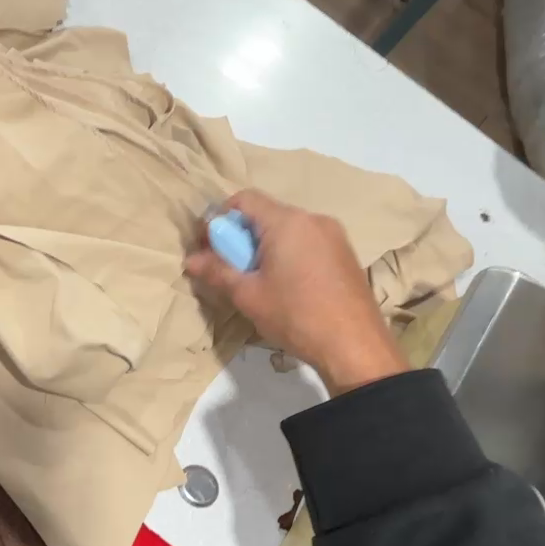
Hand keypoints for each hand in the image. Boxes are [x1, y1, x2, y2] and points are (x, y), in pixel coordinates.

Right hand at [185, 189, 408, 394]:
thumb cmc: (295, 316)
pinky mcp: (344, 253)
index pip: (244, 199)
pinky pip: (305, 242)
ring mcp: (333, 235)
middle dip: (241, 236)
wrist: (354, 346)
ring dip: (263, 247)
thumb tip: (190, 260)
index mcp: (287, 222)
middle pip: (265, 214)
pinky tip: (285, 286)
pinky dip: (286, 254)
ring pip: (286, 229)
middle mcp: (313, 219)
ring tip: (257, 281)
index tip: (209, 247)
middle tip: (228, 269)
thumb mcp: (248, 295)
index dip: (220, 219)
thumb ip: (217, 271)